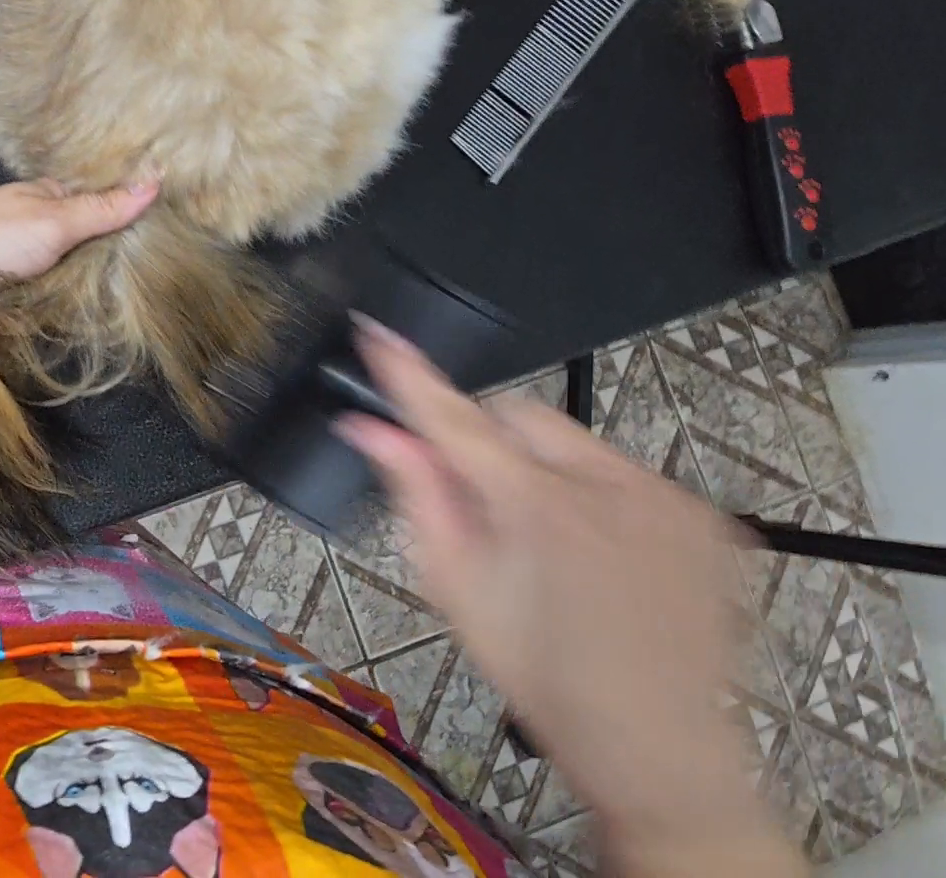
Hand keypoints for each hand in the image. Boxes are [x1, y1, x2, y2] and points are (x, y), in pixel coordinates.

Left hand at [0, 179, 157, 324]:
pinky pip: (30, 314)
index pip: (99, 209)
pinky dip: (24, 319)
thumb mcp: (54, 221)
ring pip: (59, 291)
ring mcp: (14, 266)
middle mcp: (32, 230)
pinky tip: (19, 322)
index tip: (148, 249)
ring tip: (51, 308)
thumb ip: (103, 210)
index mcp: (46, 200)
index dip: (121, 227)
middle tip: (100, 289)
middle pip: (82, 257)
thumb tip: (156, 180)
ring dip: (54, 304)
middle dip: (87, 277)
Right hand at [337, 319, 805, 875]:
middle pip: (515, 416)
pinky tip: (590, 548)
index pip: (451, 416)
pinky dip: (590, 490)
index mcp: (533, 506)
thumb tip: (372, 431)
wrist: (653, 741)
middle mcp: (607, 486)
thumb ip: (414, 493)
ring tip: (541, 537)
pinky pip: (621, 469)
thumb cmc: (537, 670)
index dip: (407, 372)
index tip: (377, 333)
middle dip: (482, 441)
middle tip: (475, 502)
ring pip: (568, 439)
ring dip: (537, 466)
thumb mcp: (452, 585)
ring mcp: (665, 497)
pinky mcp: (702, 515)